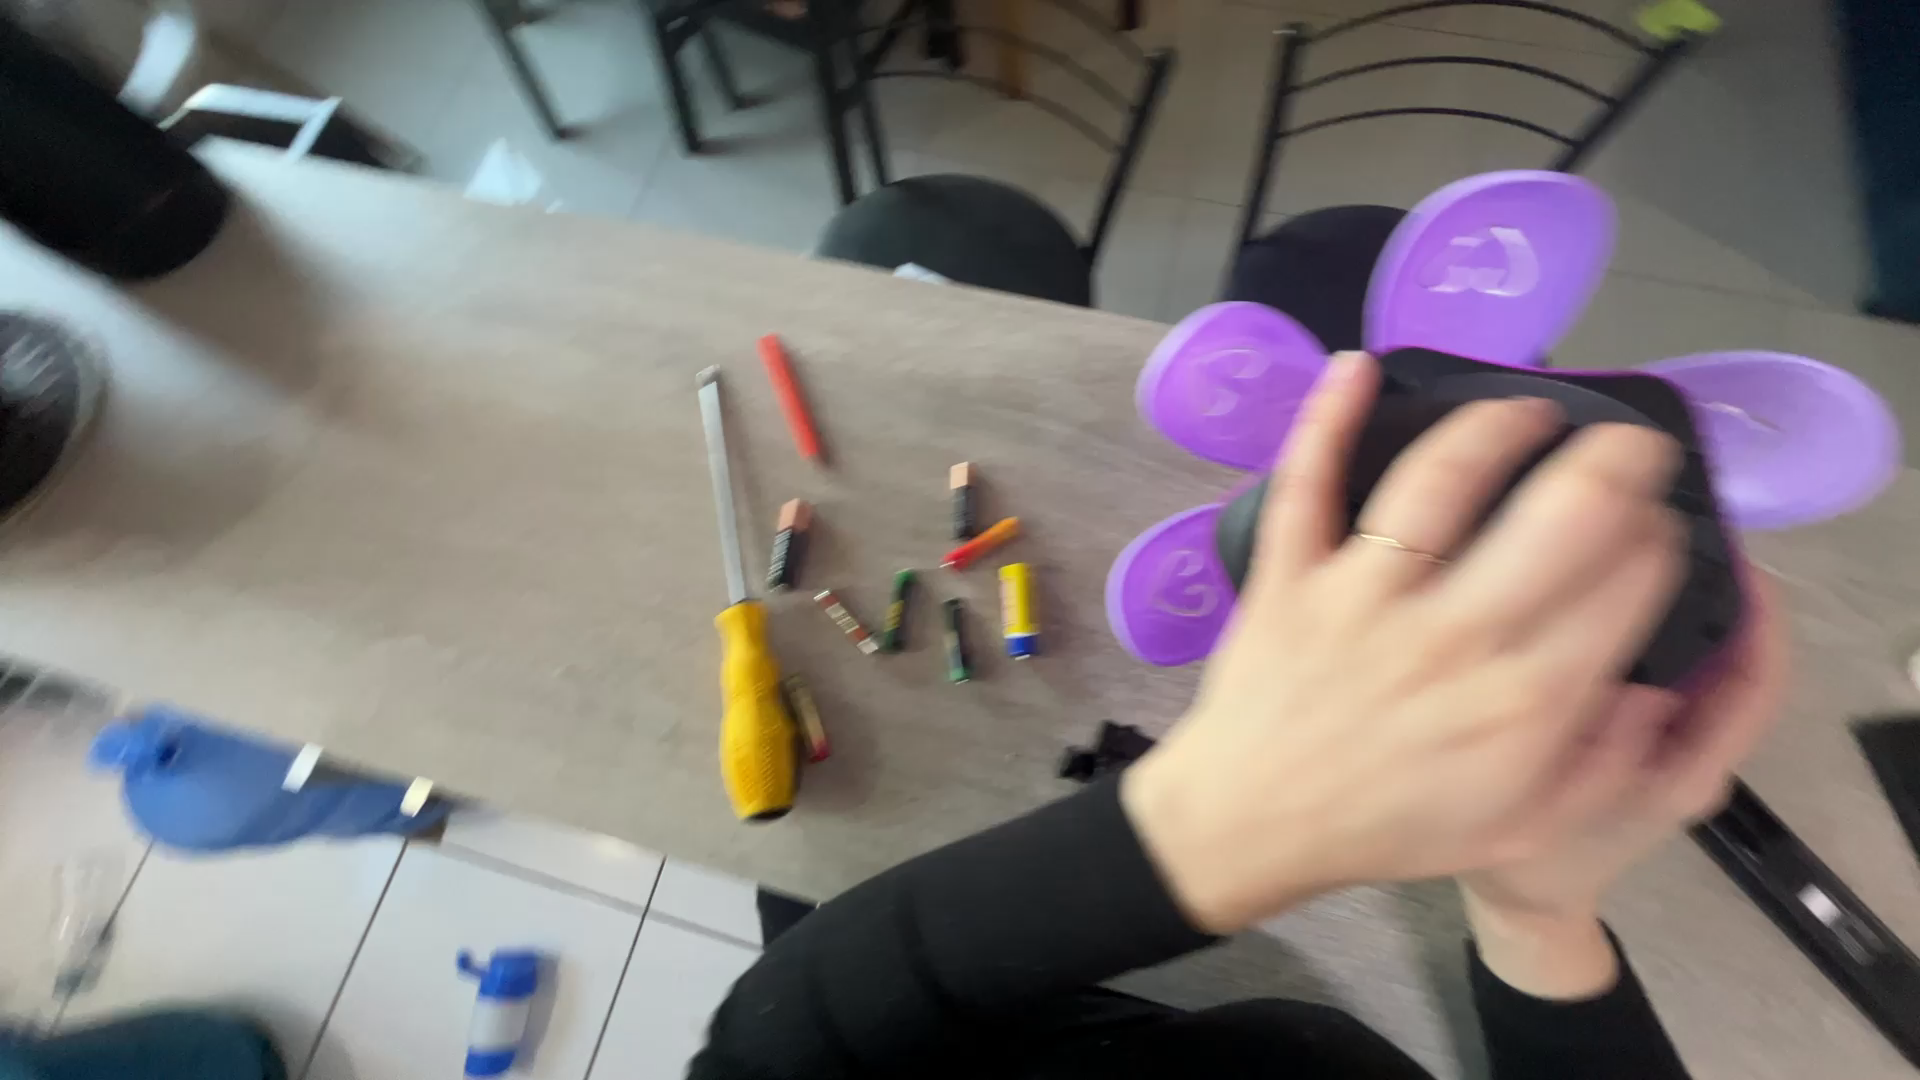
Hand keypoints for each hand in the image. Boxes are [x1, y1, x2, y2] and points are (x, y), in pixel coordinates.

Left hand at [1123, 351, 1693, 933]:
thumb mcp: (1517, 828)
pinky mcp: (1284, 578)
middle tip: (1618, 447)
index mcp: (1523, 696)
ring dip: (1492, 426)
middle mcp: (1448, 632)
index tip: (1647, 525)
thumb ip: (1602, 764)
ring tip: (1524, 408)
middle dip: (1611, 463)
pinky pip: (1304, 487)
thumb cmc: (1382, 823)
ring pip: (1436, 483)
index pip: (1624, 582)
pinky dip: (1325, 421)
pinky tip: (1355, 367)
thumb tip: (1649, 682)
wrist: (1252, 814)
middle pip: (1558, 517)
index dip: (1652, 538)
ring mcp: (1355, 595)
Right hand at [1458, 569, 1785, 926]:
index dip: (1750, 612)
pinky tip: (1568, 597)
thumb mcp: (1557, 810)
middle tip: (1654, 527)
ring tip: (1611, 550)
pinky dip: (1617, 628)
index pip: (1750, 675)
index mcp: (1688, 764)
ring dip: (1661, 604)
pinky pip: (1632, 668)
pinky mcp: (1620, 732)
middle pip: (1724, 655)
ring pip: (1680, 659)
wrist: (1522, 899)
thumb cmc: (1536, 859)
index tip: (1720, 548)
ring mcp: (1656, 739)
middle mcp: (1687, 745)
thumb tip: (1629, 680)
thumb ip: (1598, 752)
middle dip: (1704, 589)